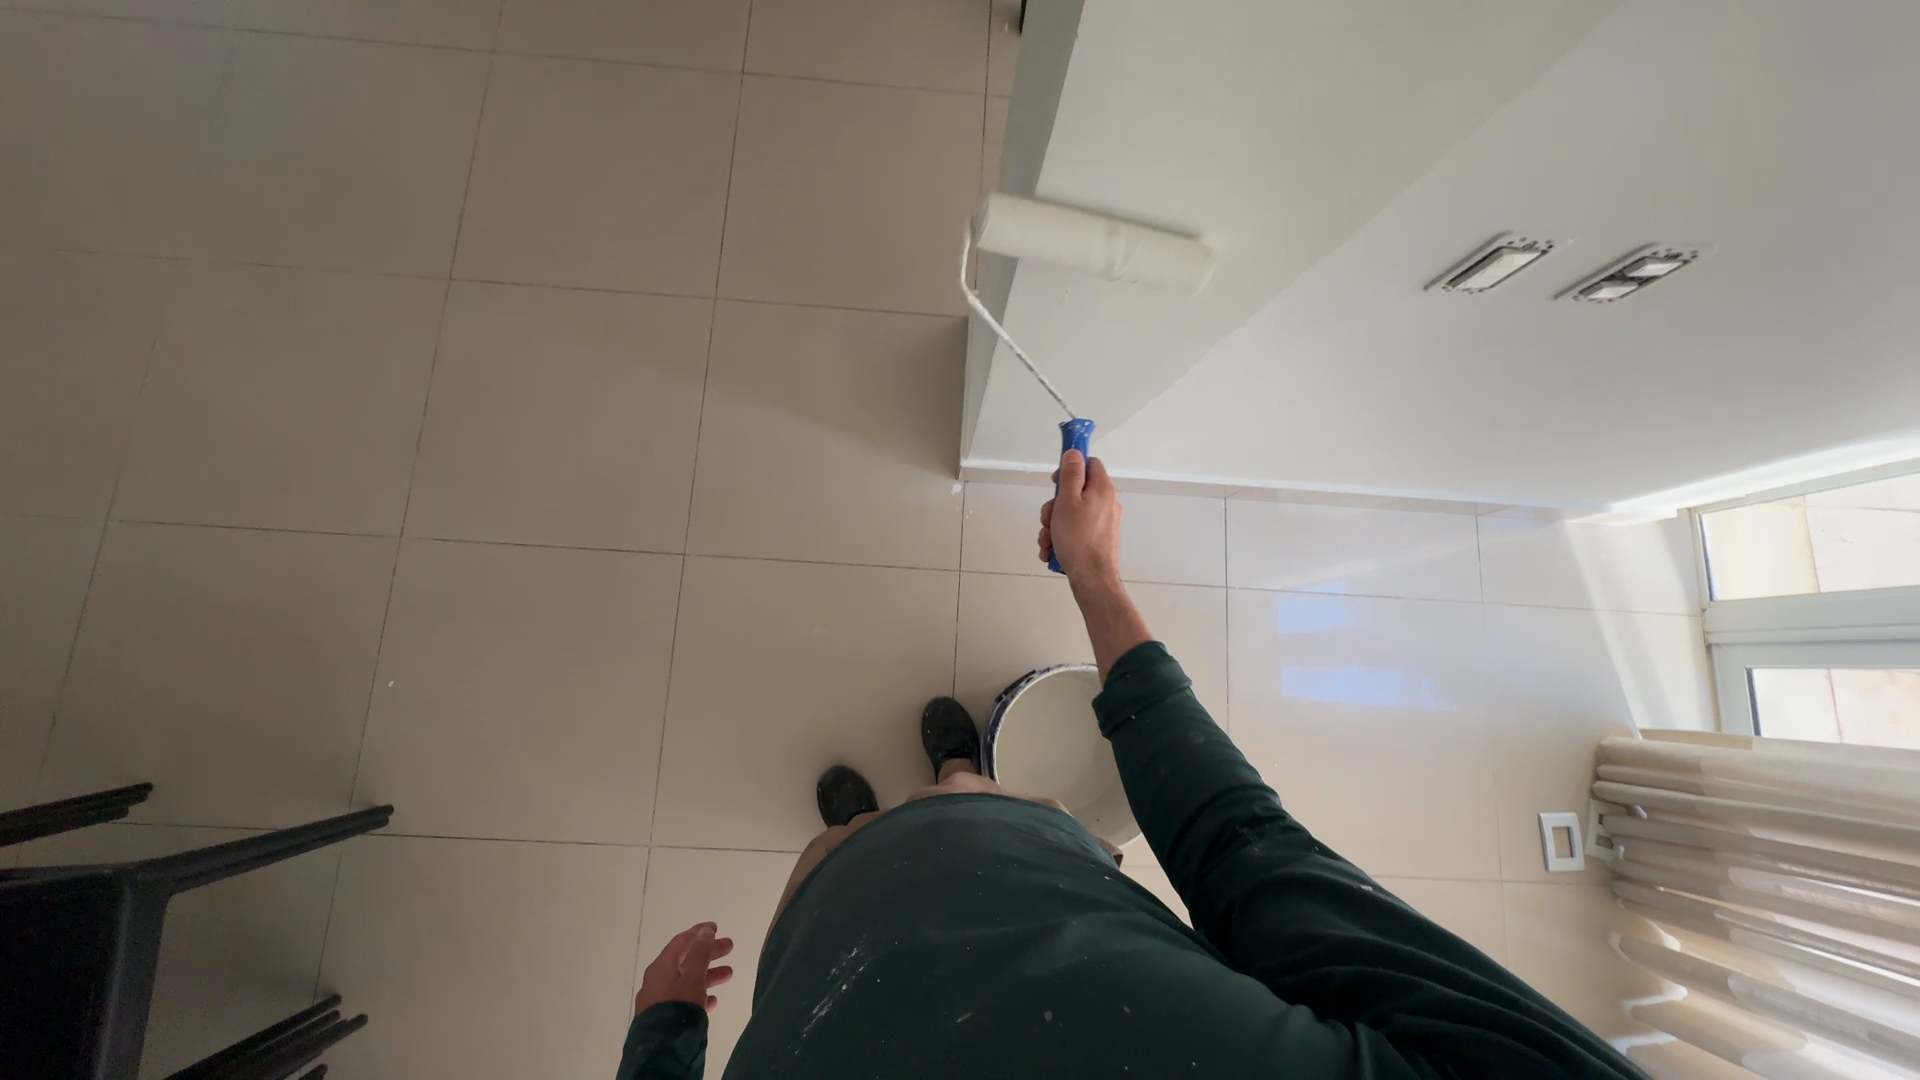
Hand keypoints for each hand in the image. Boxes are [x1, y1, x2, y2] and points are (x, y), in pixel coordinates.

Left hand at [635, 922, 733, 1015]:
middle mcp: (657, 979)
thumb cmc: (678, 1005)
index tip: (716, 927)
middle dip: (708, 953)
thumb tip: (705, 930)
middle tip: (729, 948)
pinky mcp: (662, 1016)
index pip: (681, 941)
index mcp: (662, 966)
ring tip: (729, 974)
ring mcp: (658, 999)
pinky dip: (699, 994)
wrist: (661, 1048)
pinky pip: (683, 998)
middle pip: (686, 959)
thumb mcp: (693, 976)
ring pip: (686, 979)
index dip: (699, 932)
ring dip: (708, 974)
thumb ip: (700, 952)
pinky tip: (712, 1000)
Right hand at [1038, 449, 1121, 585]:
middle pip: (1076, 492)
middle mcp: (1107, 503)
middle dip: (1054, 506)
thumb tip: (1074, 452)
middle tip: (1048, 519)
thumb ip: (1070, 474)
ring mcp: (1103, 523)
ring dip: (1054, 526)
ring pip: (1071, 514)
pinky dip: (1062, 539)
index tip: (1055, 481)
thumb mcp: (1067, 501)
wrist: (1092, 578)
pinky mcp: (1098, 539)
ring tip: (1048, 541)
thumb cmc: (1078, 539)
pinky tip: (1052, 551)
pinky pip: (1076, 531)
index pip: (1089, 463)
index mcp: (1102, 489)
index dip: (1070, 468)